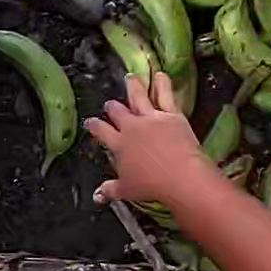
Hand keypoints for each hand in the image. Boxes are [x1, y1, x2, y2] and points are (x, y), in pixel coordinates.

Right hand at [85, 73, 221, 206]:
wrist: (179, 175)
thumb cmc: (151, 185)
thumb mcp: (126, 190)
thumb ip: (109, 189)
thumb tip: (96, 196)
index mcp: (118, 144)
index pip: (101, 130)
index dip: (94, 125)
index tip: (91, 122)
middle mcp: (131, 127)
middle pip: (117, 111)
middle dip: (112, 107)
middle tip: (110, 104)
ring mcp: (151, 118)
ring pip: (138, 96)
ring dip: (133, 86)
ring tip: (130, 77)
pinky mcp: (171, 114)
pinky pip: (165, 95)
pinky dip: (162, 83)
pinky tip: (161, 75)